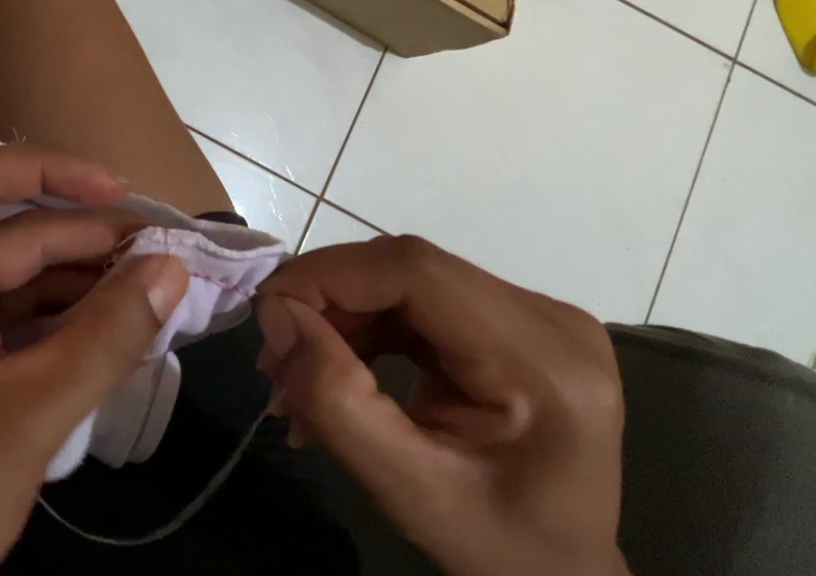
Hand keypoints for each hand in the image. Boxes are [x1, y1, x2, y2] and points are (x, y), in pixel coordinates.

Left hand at [0, 144, 188, 574]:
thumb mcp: (33, 413)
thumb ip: (106, 337)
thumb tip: (174, 268)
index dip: (48, 170)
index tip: (118, 190)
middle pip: (12, 232)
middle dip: (88, 235)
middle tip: (165, 246)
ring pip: (20, 275)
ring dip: (85, 276)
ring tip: (156, 281)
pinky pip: (18, 315)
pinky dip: (67, 314)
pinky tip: (119, 320)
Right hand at [255, 236, 627, 575]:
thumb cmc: (495, 546)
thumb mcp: (408, 491)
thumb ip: (334, 400)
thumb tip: (273, 313)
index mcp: (543, 360)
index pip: (416, 272)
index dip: (329, 275)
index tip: (268, 316)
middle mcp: (547, 319)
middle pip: (406, 270)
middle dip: (327, 301)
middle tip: (277, 359)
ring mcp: (531, 316)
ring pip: (401, 280)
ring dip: (338, 317)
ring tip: (298, 375)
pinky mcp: (507, 322)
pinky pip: (413, 302)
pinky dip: (363, 329)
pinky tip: (338, 369)